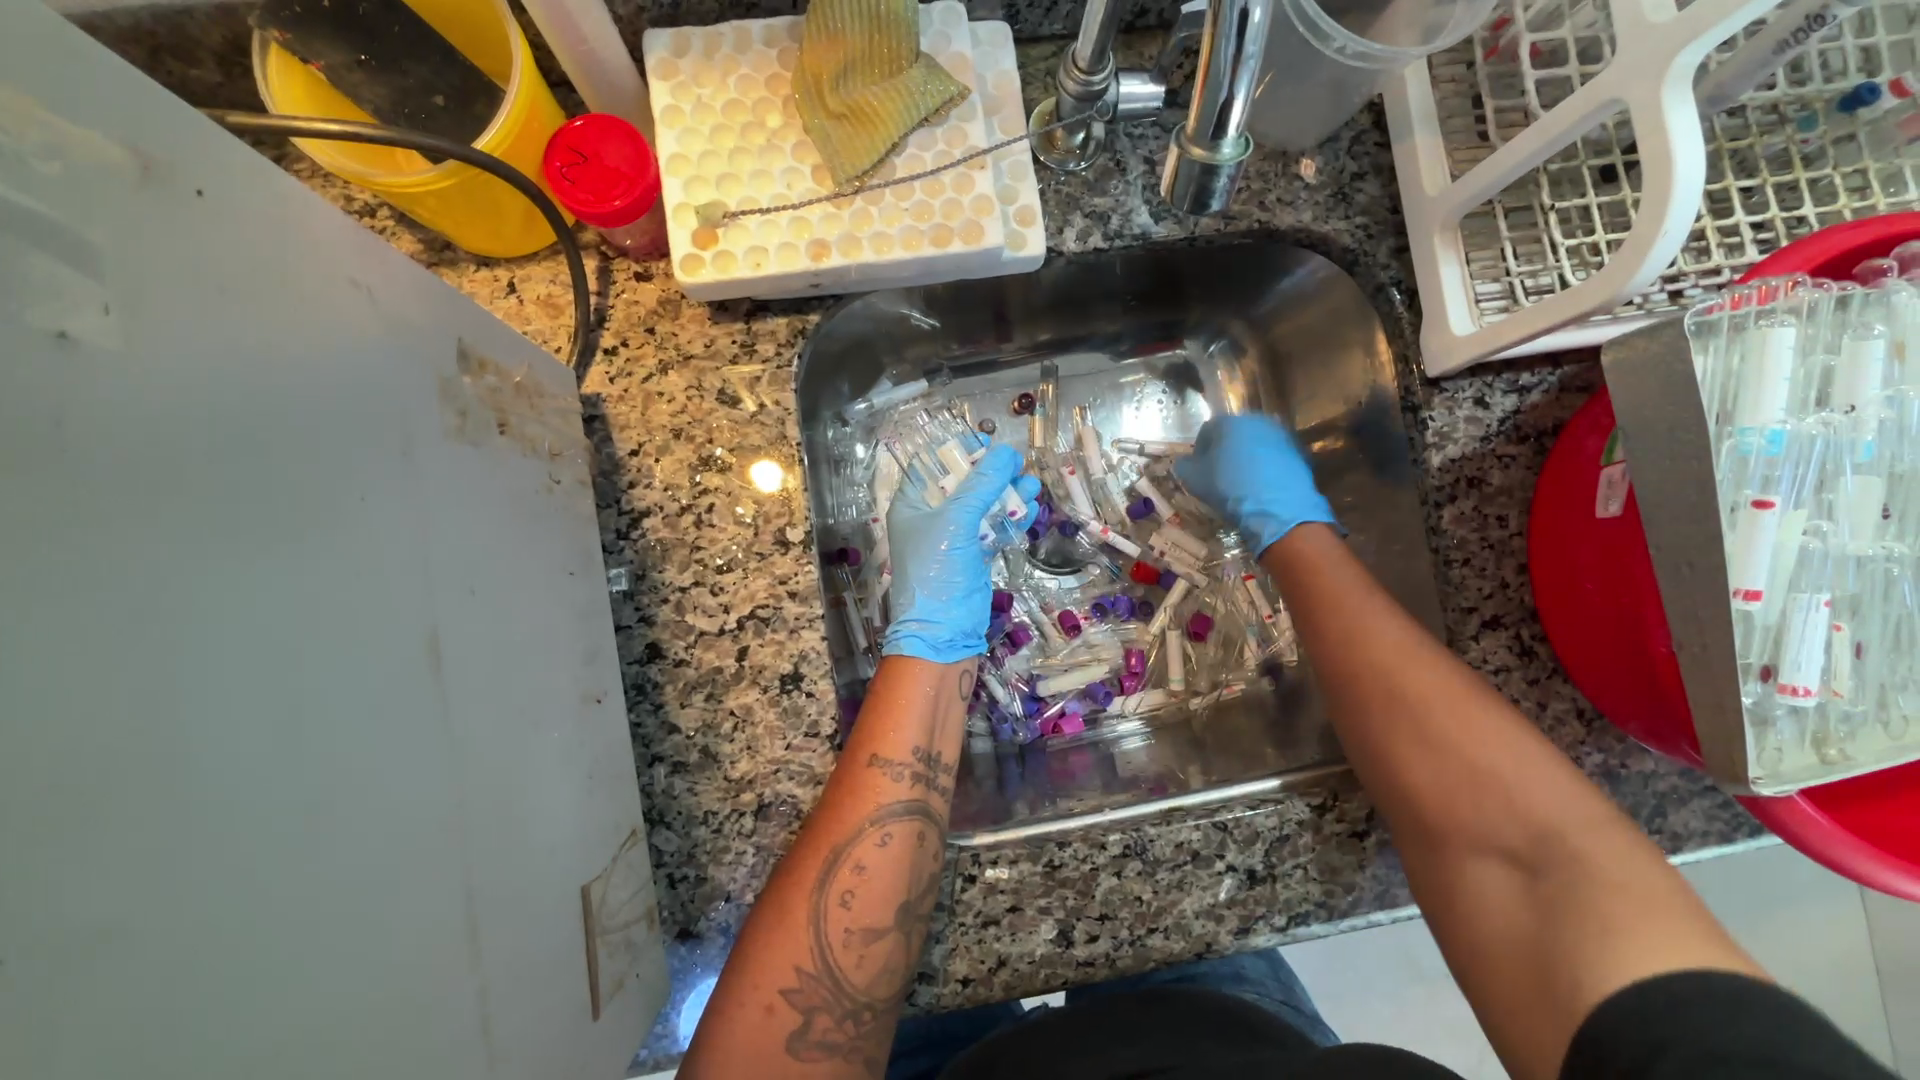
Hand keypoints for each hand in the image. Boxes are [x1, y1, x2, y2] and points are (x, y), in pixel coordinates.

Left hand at [882, 441, 1039, 663]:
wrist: (944, 630)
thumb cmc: (937, 571)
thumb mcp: (957, 521)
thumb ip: (982, 485)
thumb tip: (1006, 453)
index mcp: (912, 504)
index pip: (932, 464)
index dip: (958, 450)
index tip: (988, 441)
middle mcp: (930, 517)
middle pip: (963, 482)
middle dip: (991, 472)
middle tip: (1017, 463)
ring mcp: (953, 537)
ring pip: (982, 505)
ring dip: (1007, 495)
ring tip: (1031, 486)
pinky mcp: (973, 555)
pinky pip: (993, 528)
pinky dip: (1010, 519)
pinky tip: (1030, 509)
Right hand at [1174, 413, 1336, 556]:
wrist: (1276, 508)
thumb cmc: (1228, 488)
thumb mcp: (1194, 480)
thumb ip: (1184, 466)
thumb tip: (1184, 462)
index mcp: (1228, 422)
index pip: (1207, 431)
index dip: (1200, 452)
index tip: (1200, 470)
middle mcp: (1256, 421)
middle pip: (1234, 435)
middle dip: (1226, 452)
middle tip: (1220, 475)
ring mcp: (1280, 436)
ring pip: (1256, 446)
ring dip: (1247, 460)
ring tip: (1243, 483)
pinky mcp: (1298, 453)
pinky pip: (1275, 458)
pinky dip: (1267, 469)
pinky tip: (1262, 488)